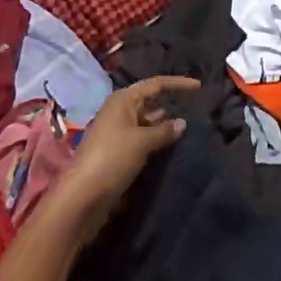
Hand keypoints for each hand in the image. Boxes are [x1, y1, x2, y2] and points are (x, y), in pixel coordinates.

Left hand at [57, 76, 198, 222]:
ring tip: (185, 126)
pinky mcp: (115, 151)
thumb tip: (182, 122)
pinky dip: (154, 138)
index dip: (178, 83)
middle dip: (169, 102)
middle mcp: (119, 111)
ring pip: (145, 120)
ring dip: (162, 123)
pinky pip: (140, 137)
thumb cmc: (112, 158)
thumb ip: (165, 130)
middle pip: (149, 100)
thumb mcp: (143, 141)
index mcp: (123, 100)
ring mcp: (116, 132)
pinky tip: (167, 144)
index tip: (199, 86)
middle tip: (193, 105)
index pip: (155, 84)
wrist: (81, 197)